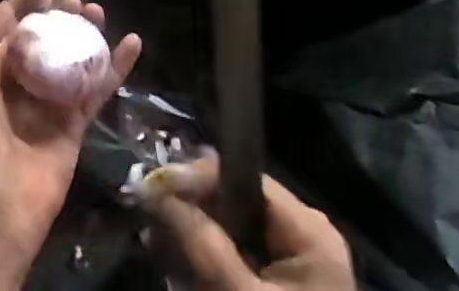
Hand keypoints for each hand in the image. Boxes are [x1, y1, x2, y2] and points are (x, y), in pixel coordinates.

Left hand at [0, 0, 140, 288]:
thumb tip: (9, 9)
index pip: (10, 26)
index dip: (26, 6)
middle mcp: (20, 80)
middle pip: (45, 37)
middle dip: (61, 15)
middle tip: (77, 3)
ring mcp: (50, 101)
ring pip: (73, 58)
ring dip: (88, 33)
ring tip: (99, 13)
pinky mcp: (75, 123)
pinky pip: (97, 89)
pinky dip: (116, 66)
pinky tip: (131, 42)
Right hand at [148, 154, 354, 290]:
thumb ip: (201, 241)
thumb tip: (154, 188)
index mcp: (309, 230)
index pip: (244, 179)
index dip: (197, 177)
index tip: (154, 184)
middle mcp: (305, 233)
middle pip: (237, 200)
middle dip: (192, 203)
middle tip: (148, 207)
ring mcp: (295, 260)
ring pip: (233, 226)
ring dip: (194, 227)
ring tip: (155, 232)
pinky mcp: (282, 283)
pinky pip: (239, 252)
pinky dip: (208, 252)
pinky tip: (177, 256)